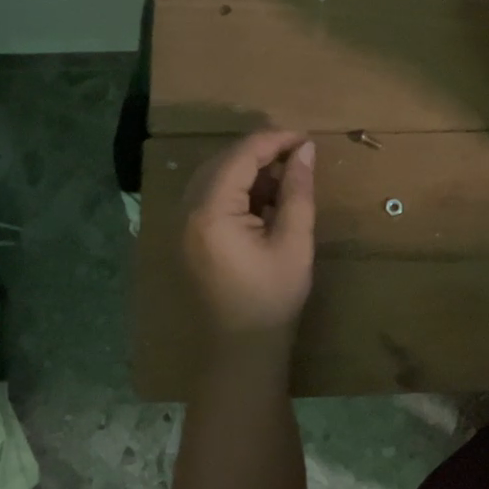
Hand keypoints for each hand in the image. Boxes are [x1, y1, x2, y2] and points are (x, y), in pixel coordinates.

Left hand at [182, 131, 316, 337]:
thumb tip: (305, 151)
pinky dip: (237, 189)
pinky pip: (210, 197)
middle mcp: (187, 211)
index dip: (274, 140)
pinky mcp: (188, 236)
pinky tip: (265, 199)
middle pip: (222, 162)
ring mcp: (182, 224)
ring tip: (287, 176)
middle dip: (261, 152)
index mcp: (211, 212)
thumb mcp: (294, 243)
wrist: (240, 349)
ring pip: (214, 177)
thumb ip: (298, 193)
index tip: (306, 139)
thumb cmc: (272, 299)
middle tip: (299, 155)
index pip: (240, 156)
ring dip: (249, 170)